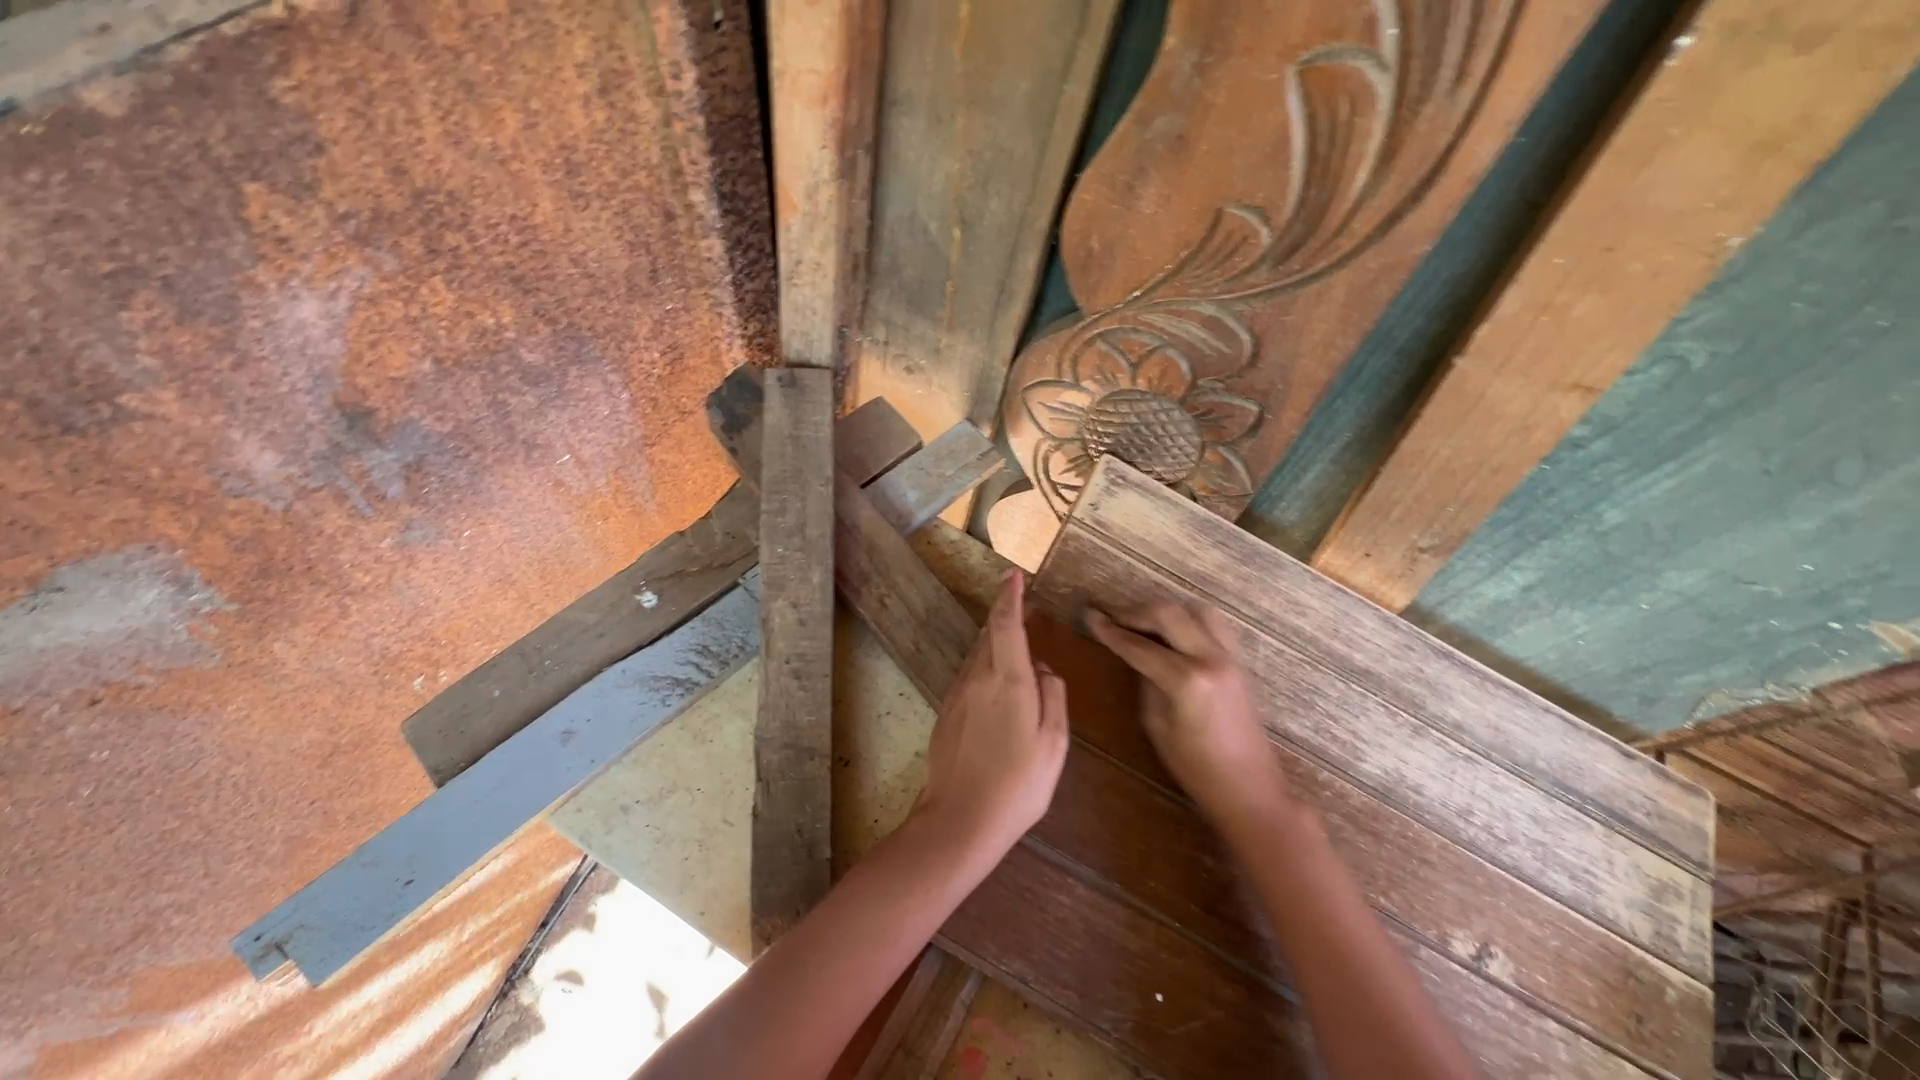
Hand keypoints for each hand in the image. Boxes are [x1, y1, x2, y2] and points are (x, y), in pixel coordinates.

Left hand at [914, 569, 1070, 852]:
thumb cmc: (1018, 785)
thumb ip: (1052, 697)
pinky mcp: (946, 714)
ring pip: (976, 656)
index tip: (1014, 575)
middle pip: (988, 635)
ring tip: (1014, 644)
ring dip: (994, 642)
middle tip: (1021, 605)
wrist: (960, 821)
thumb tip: (1043, 669)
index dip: (1010, 596)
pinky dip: (984, 667)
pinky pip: (968, 677)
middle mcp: (977, 679)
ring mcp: (957, 696)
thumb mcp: (1053, 743)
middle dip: (1004, 616)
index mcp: (1008, 680)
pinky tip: (997, 685)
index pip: (1006, 624)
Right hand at [1088, 603, 1290, 828]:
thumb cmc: (1196, 768)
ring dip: (1165, 611)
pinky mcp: (1239, 661)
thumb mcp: (1157, 725)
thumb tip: (1136, 653)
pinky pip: (1214, 624)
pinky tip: (1173, 632)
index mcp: (1187, 680)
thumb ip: (1146, 681)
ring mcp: (1230, 656)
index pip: (1140, 646)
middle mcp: (1211, 658)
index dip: (1111, 631)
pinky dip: (1189, 619)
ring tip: (1142, 623)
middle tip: (1111, 616)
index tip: (1090, 616)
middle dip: (1135, 611)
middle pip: (1168, 613)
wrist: (1248, 787)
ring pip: (1195, 609)